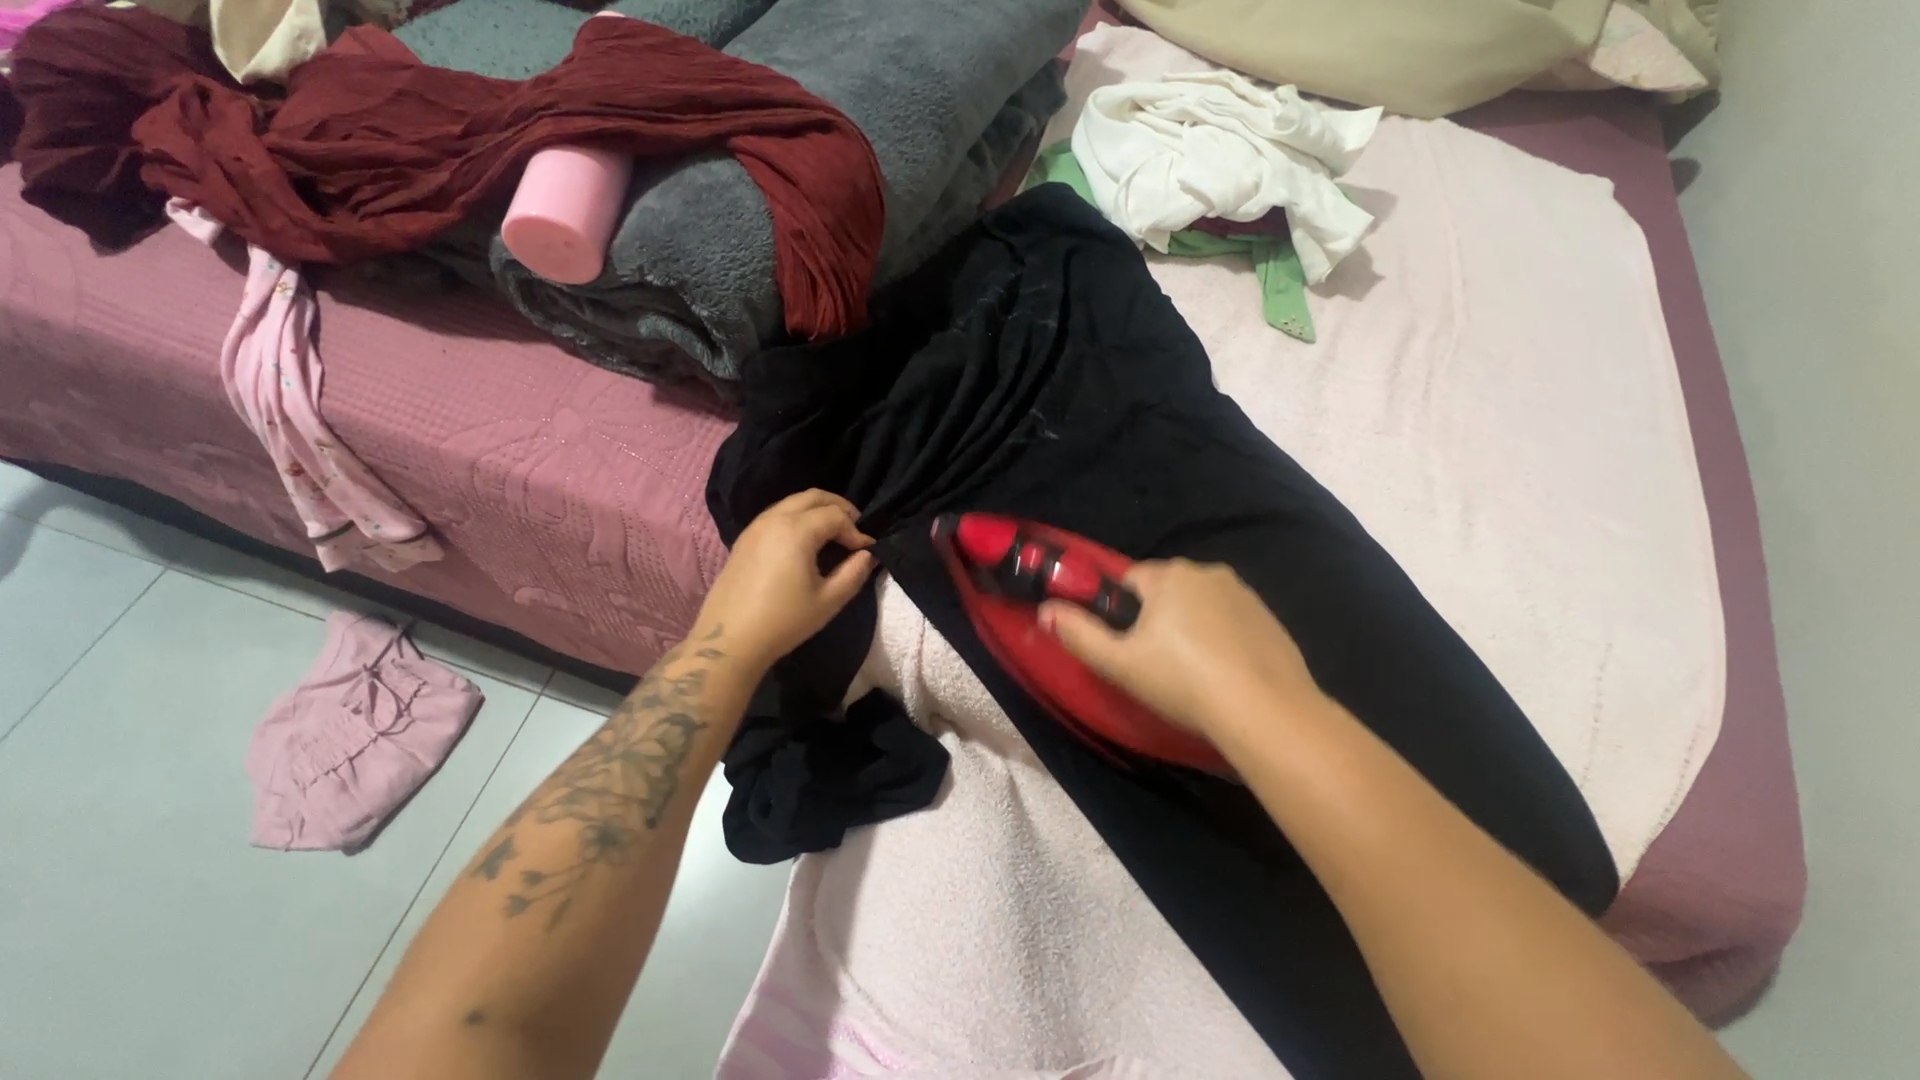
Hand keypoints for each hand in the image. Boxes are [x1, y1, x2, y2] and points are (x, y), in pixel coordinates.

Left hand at [693, 490, 876, 672]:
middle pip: (813, 496)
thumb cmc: (784, 621)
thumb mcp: (828, 600)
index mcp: (796, 530)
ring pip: (793, 502)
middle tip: (855, 530)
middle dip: (839, 508)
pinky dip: (797, 518)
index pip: (836, 516)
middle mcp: (774, 519)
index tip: (866, 552)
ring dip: (817, 510)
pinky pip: (777, 514)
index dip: (856, 531)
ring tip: (833, 535)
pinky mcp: (744, 539)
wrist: (730, 640)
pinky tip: (805, 543)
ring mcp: (755, 526)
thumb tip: (868, 555)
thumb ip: (854, 573)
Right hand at [1040, 558, 1327, 741]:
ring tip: (1193, 674)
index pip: (1130, 581)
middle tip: (1156, 665)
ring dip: (1192, 627)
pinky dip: (1223, 639)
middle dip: (1158, 618)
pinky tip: (1224, 674)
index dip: (1123, 613)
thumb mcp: (1120, 664)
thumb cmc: (1183, 682)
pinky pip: (1232, 621)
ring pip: (1201, 605)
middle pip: (1167, 591)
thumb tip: (1046, 611)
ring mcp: (1245, 593)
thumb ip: (1079, 634)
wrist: (1265, 711)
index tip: (1128, 646)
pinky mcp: (1270, 618)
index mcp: (1169, 576)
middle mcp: (1208, 572)